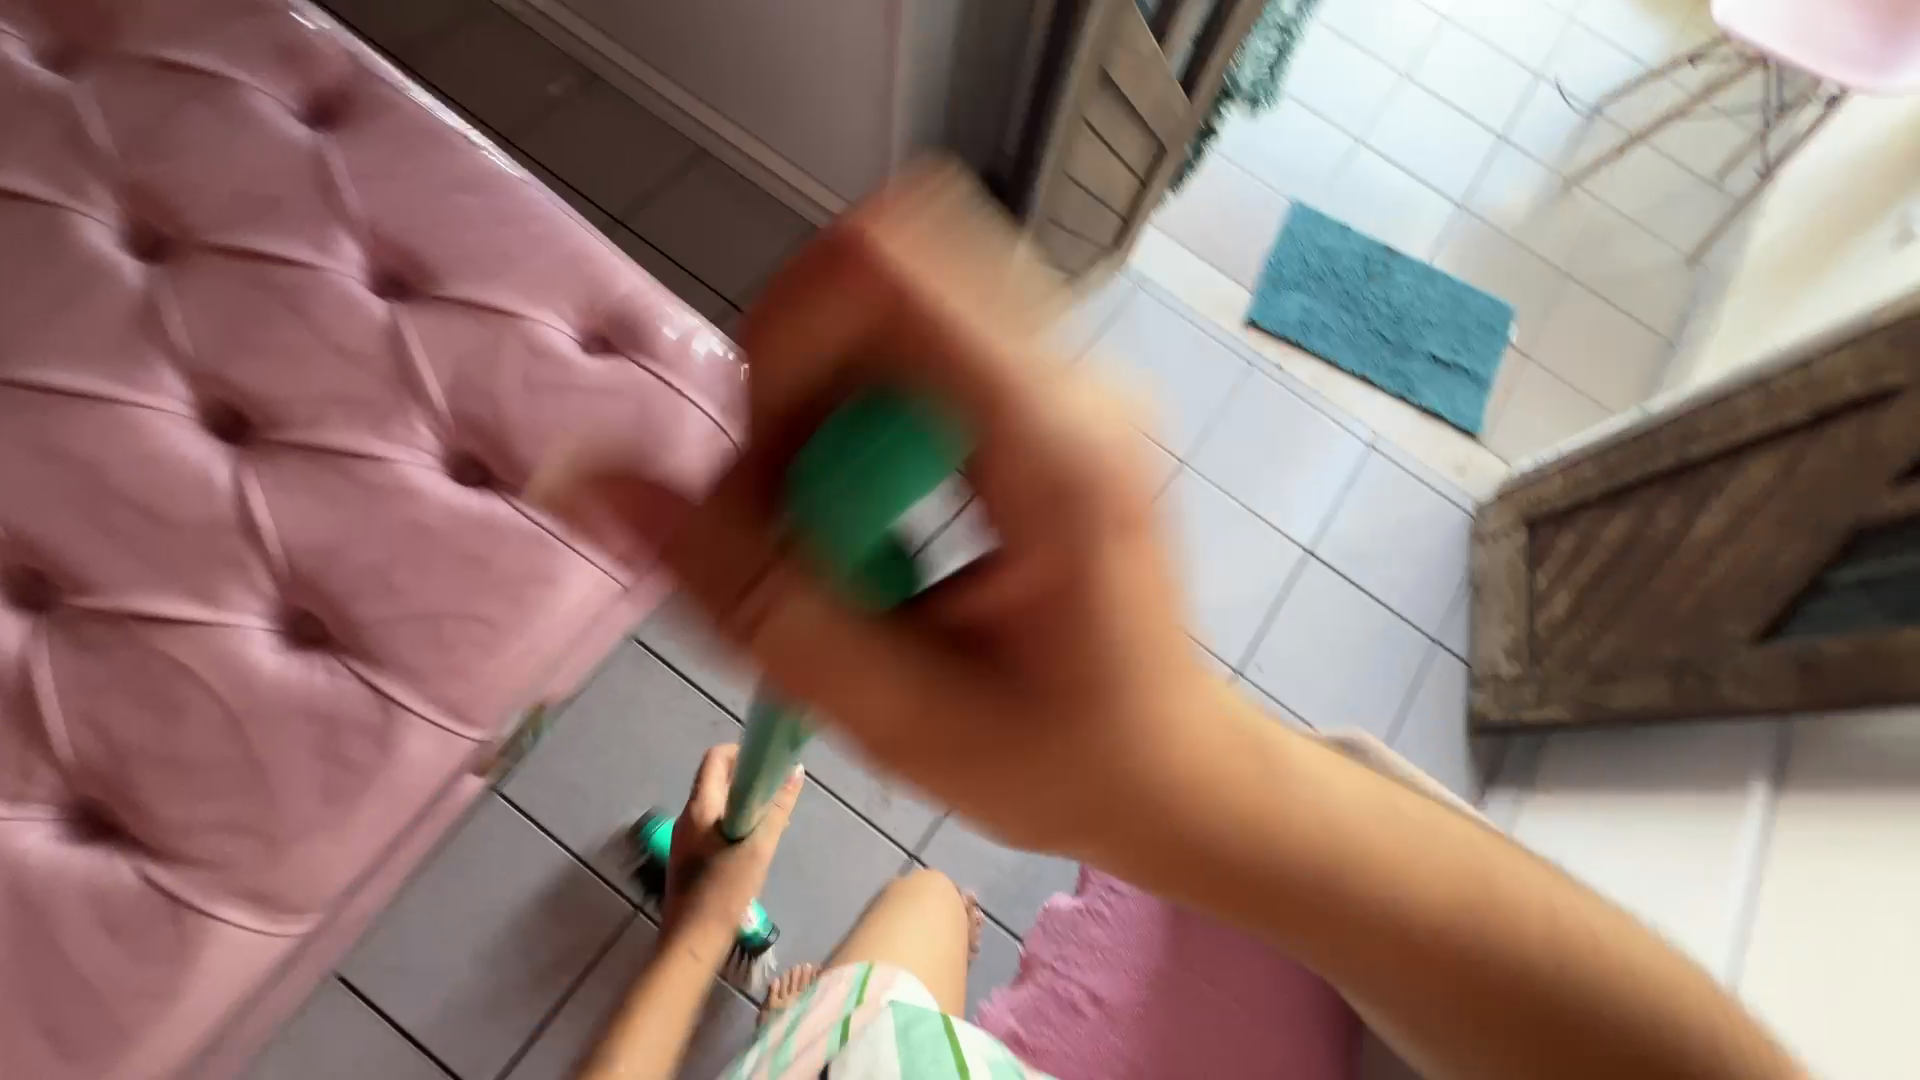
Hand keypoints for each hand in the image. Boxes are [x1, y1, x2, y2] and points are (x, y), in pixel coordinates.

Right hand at [541, 164, 1240, 860]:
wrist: (1166, 764)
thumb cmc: (1057, 761)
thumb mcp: (895, 711)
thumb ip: (750, 596)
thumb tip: (598, 487)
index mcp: (1058, 450)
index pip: (885, 277)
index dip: (785, 355)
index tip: (768, 483)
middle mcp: (1074, 384)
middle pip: (876, 278)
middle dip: (794, 386)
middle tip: (791, 518)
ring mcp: (1068, 382)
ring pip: (888, 306)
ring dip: (821, 404)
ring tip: (836, 530)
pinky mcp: (1049, 399)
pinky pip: (916, 349)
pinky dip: (858, 413)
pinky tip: (872, 511)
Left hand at [662, 744, 802, 938]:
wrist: (691, 942)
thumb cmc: (725, 891)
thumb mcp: (760, 847)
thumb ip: (778, 809)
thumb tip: (796, 772)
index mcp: (700, 807)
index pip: (715, 758)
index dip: (742, 752)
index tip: (768, 763)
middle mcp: (687, 815)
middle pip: (717, 779)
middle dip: (748, 780)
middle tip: (775, 793)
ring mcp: (684, 836)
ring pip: (716, 803)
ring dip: (743, 803)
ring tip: (770, 821)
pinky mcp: (687, 855)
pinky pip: (712, 824)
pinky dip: (733, 822)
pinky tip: (752, 845)